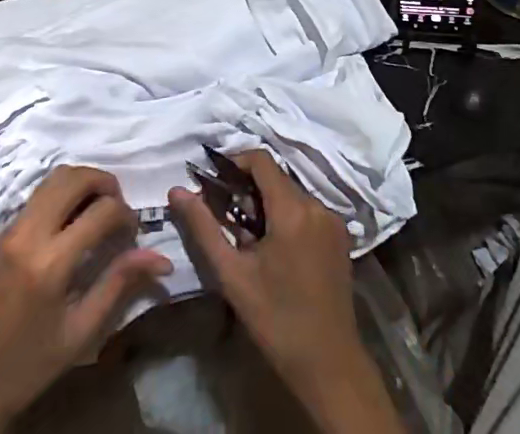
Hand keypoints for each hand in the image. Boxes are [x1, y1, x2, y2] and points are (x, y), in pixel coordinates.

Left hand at [0, 166, 171, 433]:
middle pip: (73, 178)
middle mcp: (27, 235)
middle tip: (119, 209)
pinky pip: (37, 195)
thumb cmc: (27, 366)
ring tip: (98, 211)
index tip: (133, 235)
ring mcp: (8, 231)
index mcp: (50, 262)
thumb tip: (161, 258)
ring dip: (83, 183)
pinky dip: (62, 194)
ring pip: (52, 179)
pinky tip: (72, 223)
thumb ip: (120, 284)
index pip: (102, 210)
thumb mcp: (81, 332)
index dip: (127, 215)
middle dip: (106, 183)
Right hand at [169, 152, 403, 433]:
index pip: (262, 160)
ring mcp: (334, 220)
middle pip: (277, 178)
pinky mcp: (342, 235)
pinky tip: (273, 247)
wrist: (326, 359)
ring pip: (293, 194)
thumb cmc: (274, 318)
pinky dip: (287, 216)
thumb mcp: (232, 273)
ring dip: (267, 203)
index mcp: (293, 210)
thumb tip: (178, 191)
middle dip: (248, 188)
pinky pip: (308, 210)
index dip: (234, 162)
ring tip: (245, 235)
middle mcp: (319, 205)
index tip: (213, 182)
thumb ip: (204, 227)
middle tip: (223, 215)